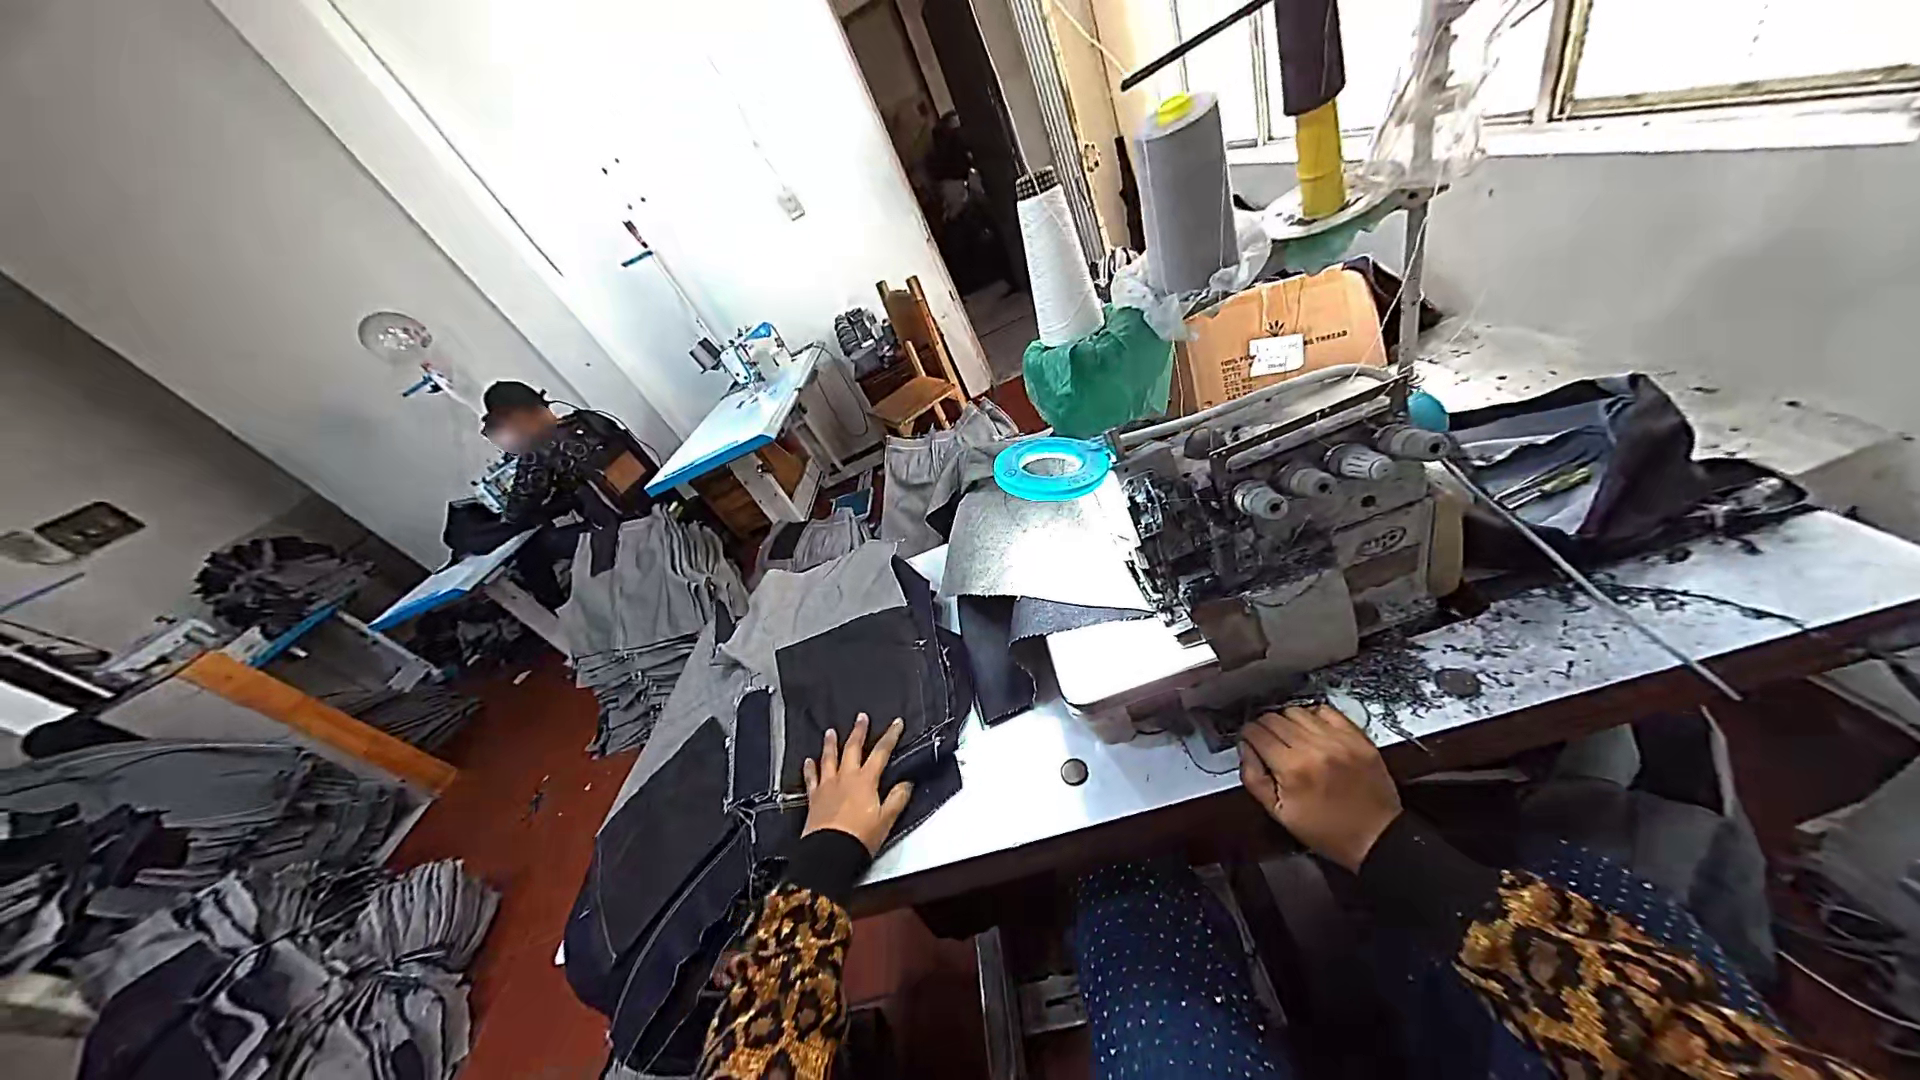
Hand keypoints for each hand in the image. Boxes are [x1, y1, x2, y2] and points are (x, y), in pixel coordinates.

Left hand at [801, 713, 914, 855]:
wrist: (829, 854)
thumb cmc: (860, 837)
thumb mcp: (886, 820)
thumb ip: (897, 799)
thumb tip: (906, 782)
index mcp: (866, 780)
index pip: (881, 752)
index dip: (890, 736)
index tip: (897, 722)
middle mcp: (846, 778)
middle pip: (853, 748)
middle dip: (858, 731)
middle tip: (861, 717)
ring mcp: (827, 786)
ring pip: (829, 759)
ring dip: (831, 744)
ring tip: (830, 731)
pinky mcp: (814, 799)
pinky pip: (811, 779)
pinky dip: (809, 769)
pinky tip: (807, 761)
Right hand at [1238, 704, 1401, 871]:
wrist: (1377, 838)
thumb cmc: (1328, 831)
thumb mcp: (1278, 813)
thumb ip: (1253, 777)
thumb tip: (1245, 748)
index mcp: (1292, 769)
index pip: (1256, 732)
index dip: (1247, 735)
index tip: (1249, 741)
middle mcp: (1315, 749)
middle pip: (1273, 718)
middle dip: (1264, 728)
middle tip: (1268, 742)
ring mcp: (1339, 741)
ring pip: (1296, 711)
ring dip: (1287, 721)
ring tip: (1291, 738)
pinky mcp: (1358, 739)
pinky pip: (1326, 710)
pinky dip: (1314, 716)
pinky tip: (1312, 732)